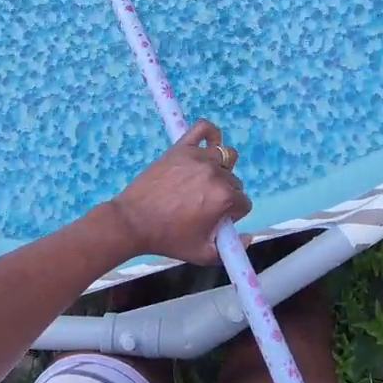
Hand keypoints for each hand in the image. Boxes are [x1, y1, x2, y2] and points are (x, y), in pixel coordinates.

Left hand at [104, 119, 252, 264]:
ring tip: (202, 182)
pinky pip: (204, 128)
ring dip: (219, 170)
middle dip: (224, 196)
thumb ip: (232, 247)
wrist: (133, 222)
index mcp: (224, 197)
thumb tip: (249, 237)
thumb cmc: (168, 239)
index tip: (214, 220)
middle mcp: (215, 173)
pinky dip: (211, 133)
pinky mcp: (181, 148)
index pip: (243, 203)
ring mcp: (197, 157)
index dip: (231, 215)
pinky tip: (209, 144)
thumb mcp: (203, 254)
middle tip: (202, 206)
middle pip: (234, 182)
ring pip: (224, 158)